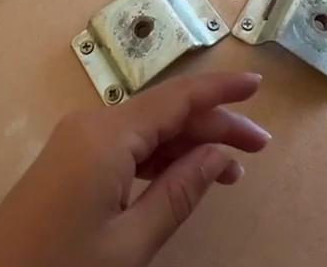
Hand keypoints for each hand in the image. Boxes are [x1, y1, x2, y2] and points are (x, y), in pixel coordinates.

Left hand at [0, 72, 270, 266]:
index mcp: (107, 134)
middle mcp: (91, 123)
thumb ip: (179, 193)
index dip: (220, 90)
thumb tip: (219, 155)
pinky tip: (183, 176)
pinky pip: (124, 146)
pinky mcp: (67, 161)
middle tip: (259, 149)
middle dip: (213, 126)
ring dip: (188, 145)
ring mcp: (76, 141)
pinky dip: (158, 158)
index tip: (258, 84)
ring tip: (231, 171)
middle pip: (165, 112)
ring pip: (146, 130)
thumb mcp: (129, 243)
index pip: (177, 99)